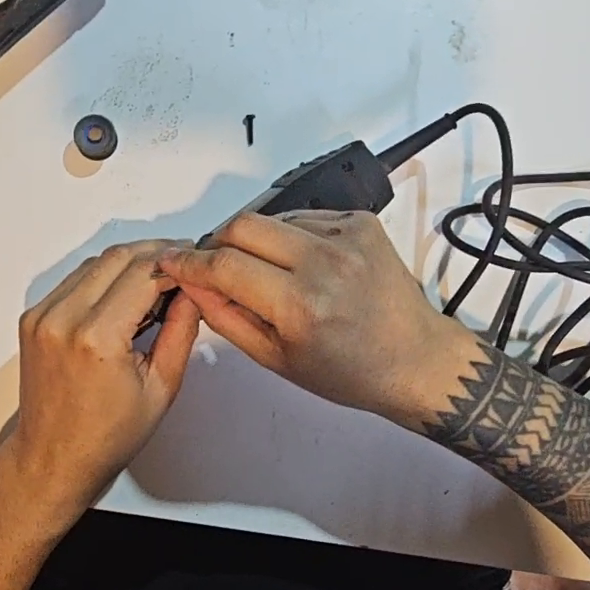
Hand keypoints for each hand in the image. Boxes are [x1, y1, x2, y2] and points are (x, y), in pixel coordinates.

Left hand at [0, 240, 202, 526]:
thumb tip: (194, 292)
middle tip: (181, 264)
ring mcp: (43, 315)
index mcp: (96, 338)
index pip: (143, 273)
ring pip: (95, 262)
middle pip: (118, 257)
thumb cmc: (104, 436)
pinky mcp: (34, 317)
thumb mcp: (162, 387)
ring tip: (157, 280)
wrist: (53, 458)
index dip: (174, 262)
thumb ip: (181, 330)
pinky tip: (126, 292)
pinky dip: (104, 276)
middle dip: (155, 253)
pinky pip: (75, 279)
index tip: (193, 265)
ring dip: (129, 261)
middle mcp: (63, 319)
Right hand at [155, 211, 478, 421]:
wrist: (416, 359)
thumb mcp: (277, 359)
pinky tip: (300, 265)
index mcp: (300, 305)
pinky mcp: (360, 221)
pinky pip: (302, 217)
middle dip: (216, 243)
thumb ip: (226, 317)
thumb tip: (192, 285)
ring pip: (270, 217)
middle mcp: (324, 262)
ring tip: (269, 274)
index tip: (172, 262)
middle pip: (241, 225)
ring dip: (255, 241)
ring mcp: (346, 236)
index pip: (224, 265)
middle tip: (214, 266)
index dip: (189, 263)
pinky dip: (288, 236)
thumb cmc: (351, 371)